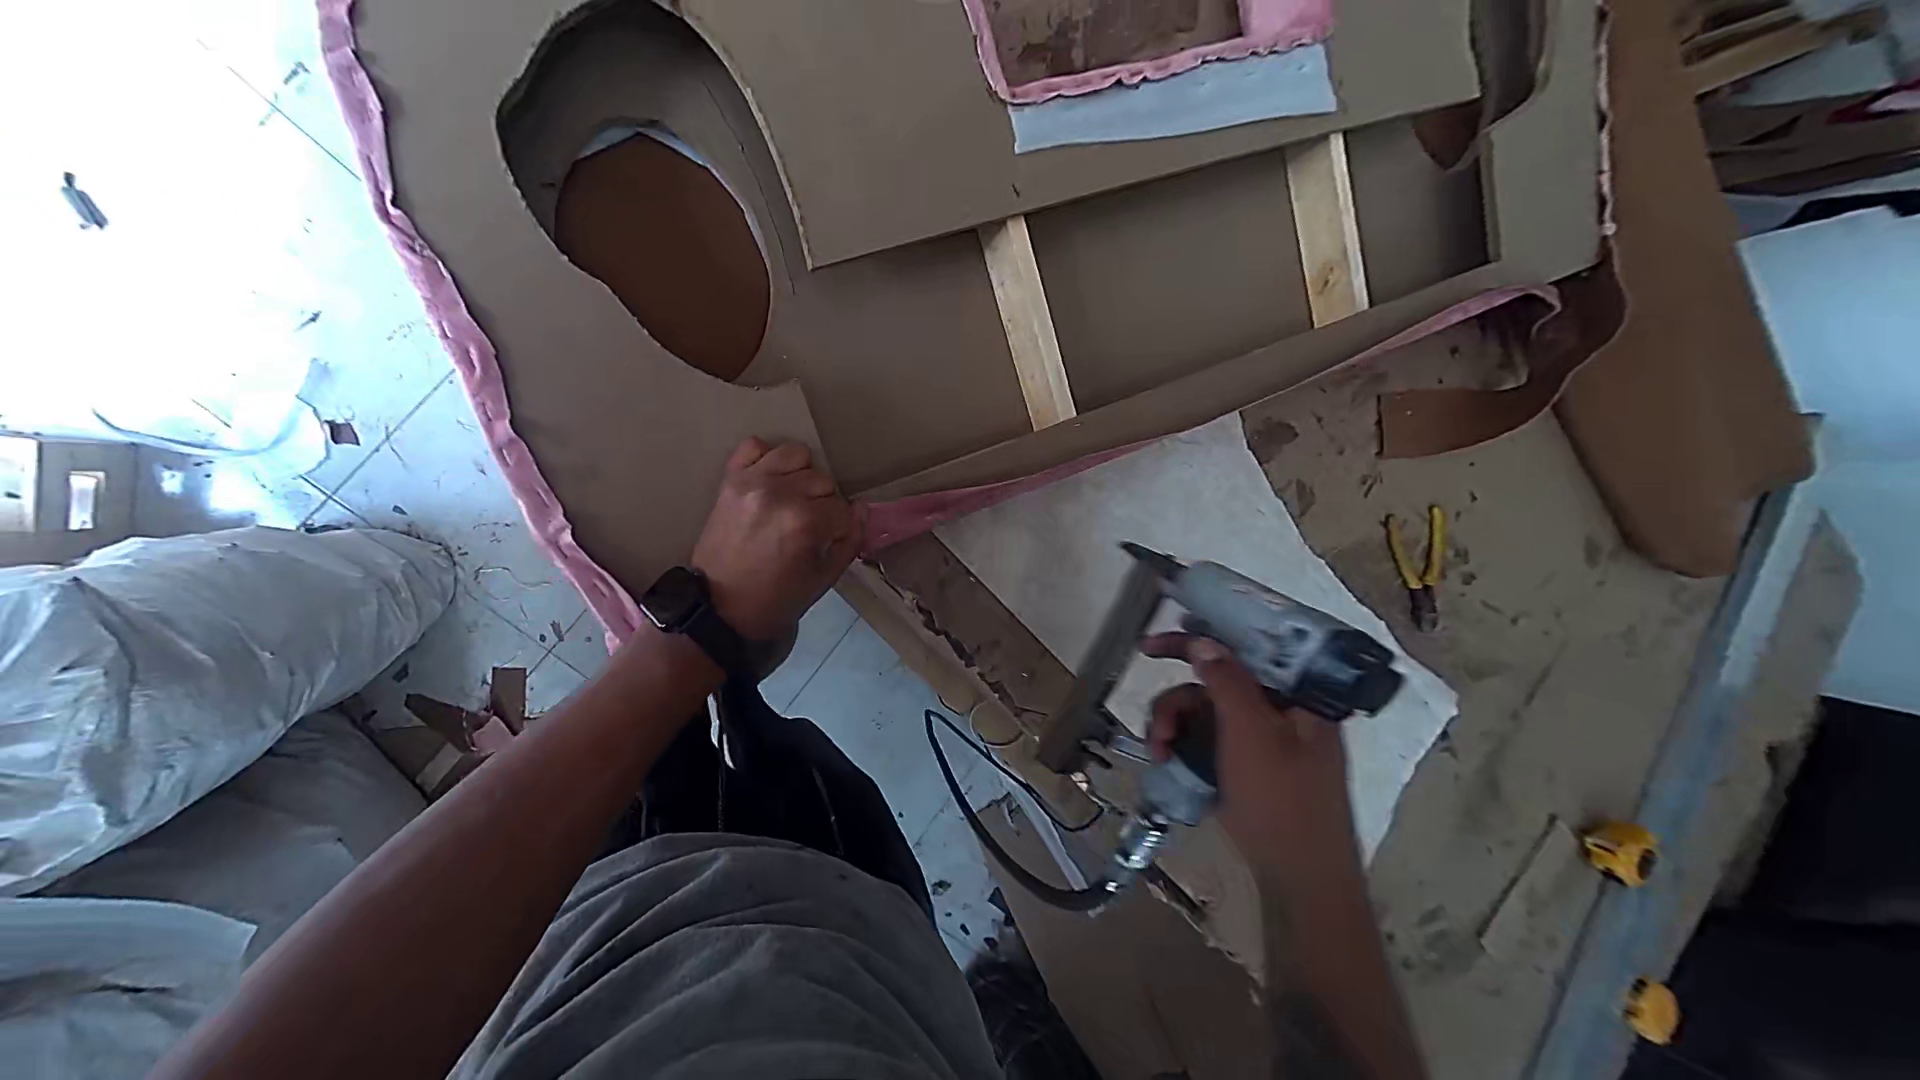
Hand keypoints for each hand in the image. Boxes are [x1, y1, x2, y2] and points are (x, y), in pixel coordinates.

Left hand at [691, 438, 863, 641]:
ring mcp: (751, 483)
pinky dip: (766, 459)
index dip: (840, 529)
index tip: (828, 544)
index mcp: (805, 522)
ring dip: (801, 477)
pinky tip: (770, 482)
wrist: (719, 609)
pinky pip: (754, 447)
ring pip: (796, 456)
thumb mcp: (824, 579)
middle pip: (823, 482)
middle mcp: (779, 494)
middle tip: (809, 529)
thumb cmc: (776, 600)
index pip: (843, 509)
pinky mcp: (730, 480)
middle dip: (823, 505)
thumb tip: (862, 509)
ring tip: (793, 501)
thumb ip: (851, 540)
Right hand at [1142, 633, 1353, 862]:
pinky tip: (1166, 759)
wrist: (1300, 879)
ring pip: (1205, 709)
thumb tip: (1203, 641)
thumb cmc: (1283, 800)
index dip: (1205, 635)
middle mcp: (1280, 708)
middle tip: (1148, 695)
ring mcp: (1261, 737)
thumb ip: (1228, 681)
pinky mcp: (1244, 762)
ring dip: (1174, 721)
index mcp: (1298, 694)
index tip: (1161, 639)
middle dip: (1179, 693)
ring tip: (1160, 748)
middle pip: (1218, 678)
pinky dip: (1182, 743)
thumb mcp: (1253, 734)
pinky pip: (1205, 737)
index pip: (1250, 646)